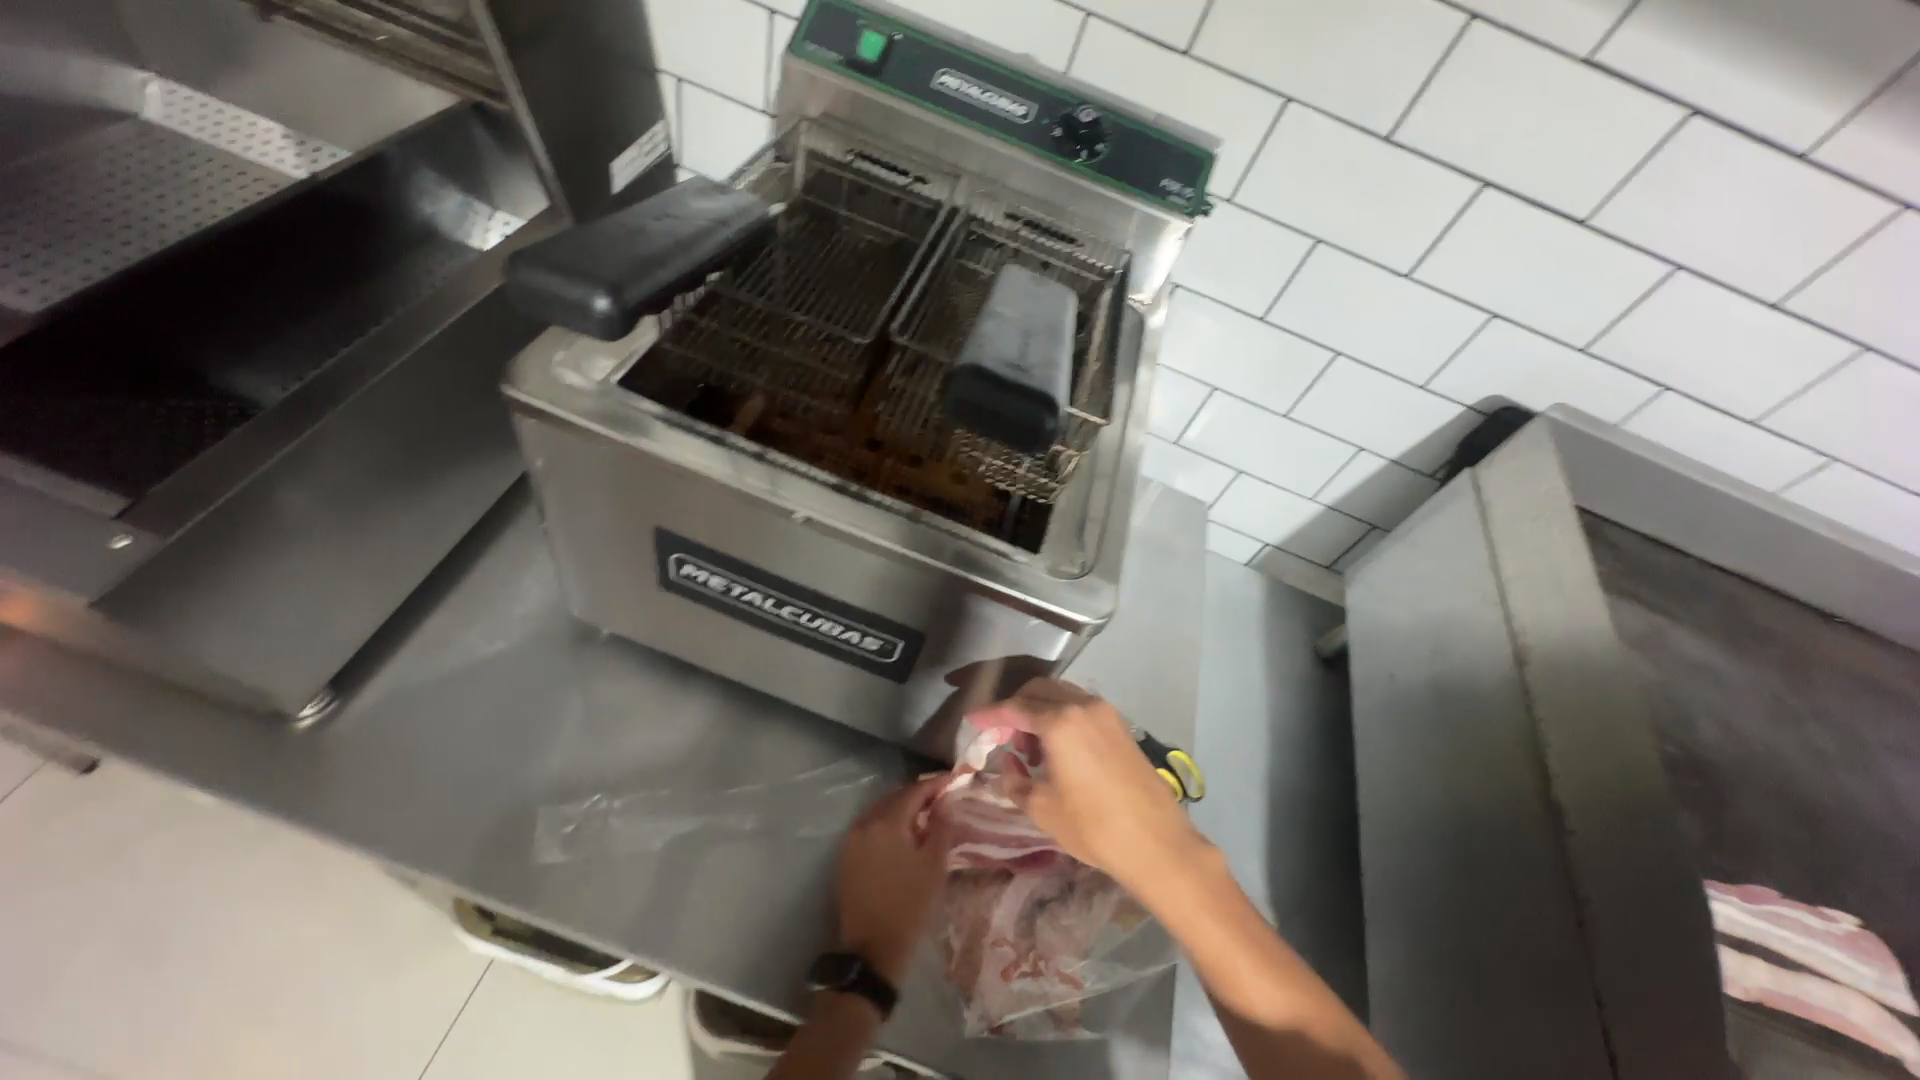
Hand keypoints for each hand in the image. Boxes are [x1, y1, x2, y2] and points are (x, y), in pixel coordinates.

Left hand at [834, 774, 952, 984]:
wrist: (872, 948)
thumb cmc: (910, 906)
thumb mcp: (934, 866)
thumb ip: (941, 828)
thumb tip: (944, 804)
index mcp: (887, 823)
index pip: (913, 791)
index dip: (934, 784)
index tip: (953, 780)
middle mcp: (864, 824)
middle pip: (894, 797)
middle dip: (918, 794)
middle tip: (941, 797)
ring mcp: (852, 840)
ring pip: (880, 811)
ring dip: (901, 808)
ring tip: (925, 813)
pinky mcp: (846, 856)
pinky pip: (870, 827)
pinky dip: (888, 823)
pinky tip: (904, 833)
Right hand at [969, 678, 1208, 893]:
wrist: (1157, 842)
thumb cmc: (1093, 827)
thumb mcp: (1043, 809)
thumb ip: (1016, 781)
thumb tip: (1009, 765)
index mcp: (1060, 722)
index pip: (1015, 707)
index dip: (990, 714)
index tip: (972, 721)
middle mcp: (1084, 707)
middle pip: (1040, 690)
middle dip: (1016, 707)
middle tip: (1002, 735)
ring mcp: (1107, 714)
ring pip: (1063, 696)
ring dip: (1040, 711)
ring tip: (1030, 748)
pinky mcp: (1122, 727)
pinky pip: (1082, 709)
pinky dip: (1063, 718)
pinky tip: (1058, 750)